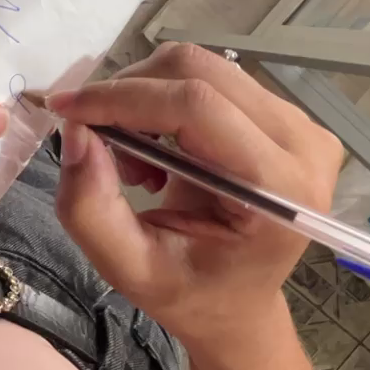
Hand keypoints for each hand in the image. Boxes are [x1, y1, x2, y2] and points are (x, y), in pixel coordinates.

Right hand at [50, 43, 343, 346]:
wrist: (237, 303)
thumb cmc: (189, 294)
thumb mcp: (127, 267)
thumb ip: (91, 207)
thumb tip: (74, 130)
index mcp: (280, 190)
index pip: (197, 106)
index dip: (122, 98)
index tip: (65, 110)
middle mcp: (303, 144)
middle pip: (198, 71)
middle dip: (127, 94)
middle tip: (99, 144)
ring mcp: (299, 123)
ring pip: (198, 67)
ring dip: (142, 100)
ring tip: (133, 161)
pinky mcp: (282, 113)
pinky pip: (206, 78)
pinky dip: (160, 102)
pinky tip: (156, 152)